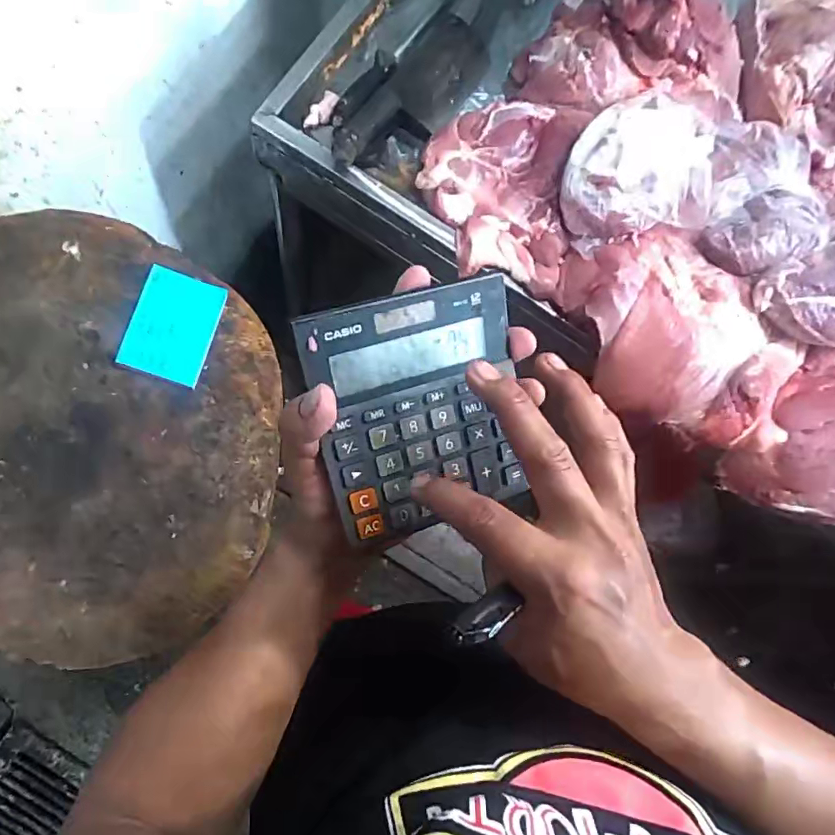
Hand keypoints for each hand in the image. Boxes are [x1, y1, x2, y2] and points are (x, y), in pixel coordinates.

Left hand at [272, 266, 541, 579]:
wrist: (334, 555)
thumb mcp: (301, 464)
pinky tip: (532, 421)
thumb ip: (300, 430)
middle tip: (513, 332)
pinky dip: (505, 431)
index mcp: (367, 398)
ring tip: (534, 373)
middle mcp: (404, 409)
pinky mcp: (447, 468)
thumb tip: (321, 395)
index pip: (385, 344)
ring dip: (504, 385)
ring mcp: (428, 438)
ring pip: (469, 402)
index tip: (424, 279)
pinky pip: (477, 445)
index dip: (402, 308)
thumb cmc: (315, 503)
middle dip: (479, 342)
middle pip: (443, 366)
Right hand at [413, 353, 714, 723]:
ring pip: (596, 440)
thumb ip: (500, 583)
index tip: (422, 481)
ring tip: (545, 357)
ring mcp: (616, 514)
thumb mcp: (522, 638)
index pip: (491, 522)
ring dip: (570, 393)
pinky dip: (601, 418)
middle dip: (512, 408)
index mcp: (555, 571)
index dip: (451, 498)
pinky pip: (618, 453)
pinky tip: (584, 394)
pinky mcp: (631, 509)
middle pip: (548, 455)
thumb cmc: (580, 664)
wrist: (647, 667)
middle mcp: (588, 530)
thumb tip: (491, 542)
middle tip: (482, 372)